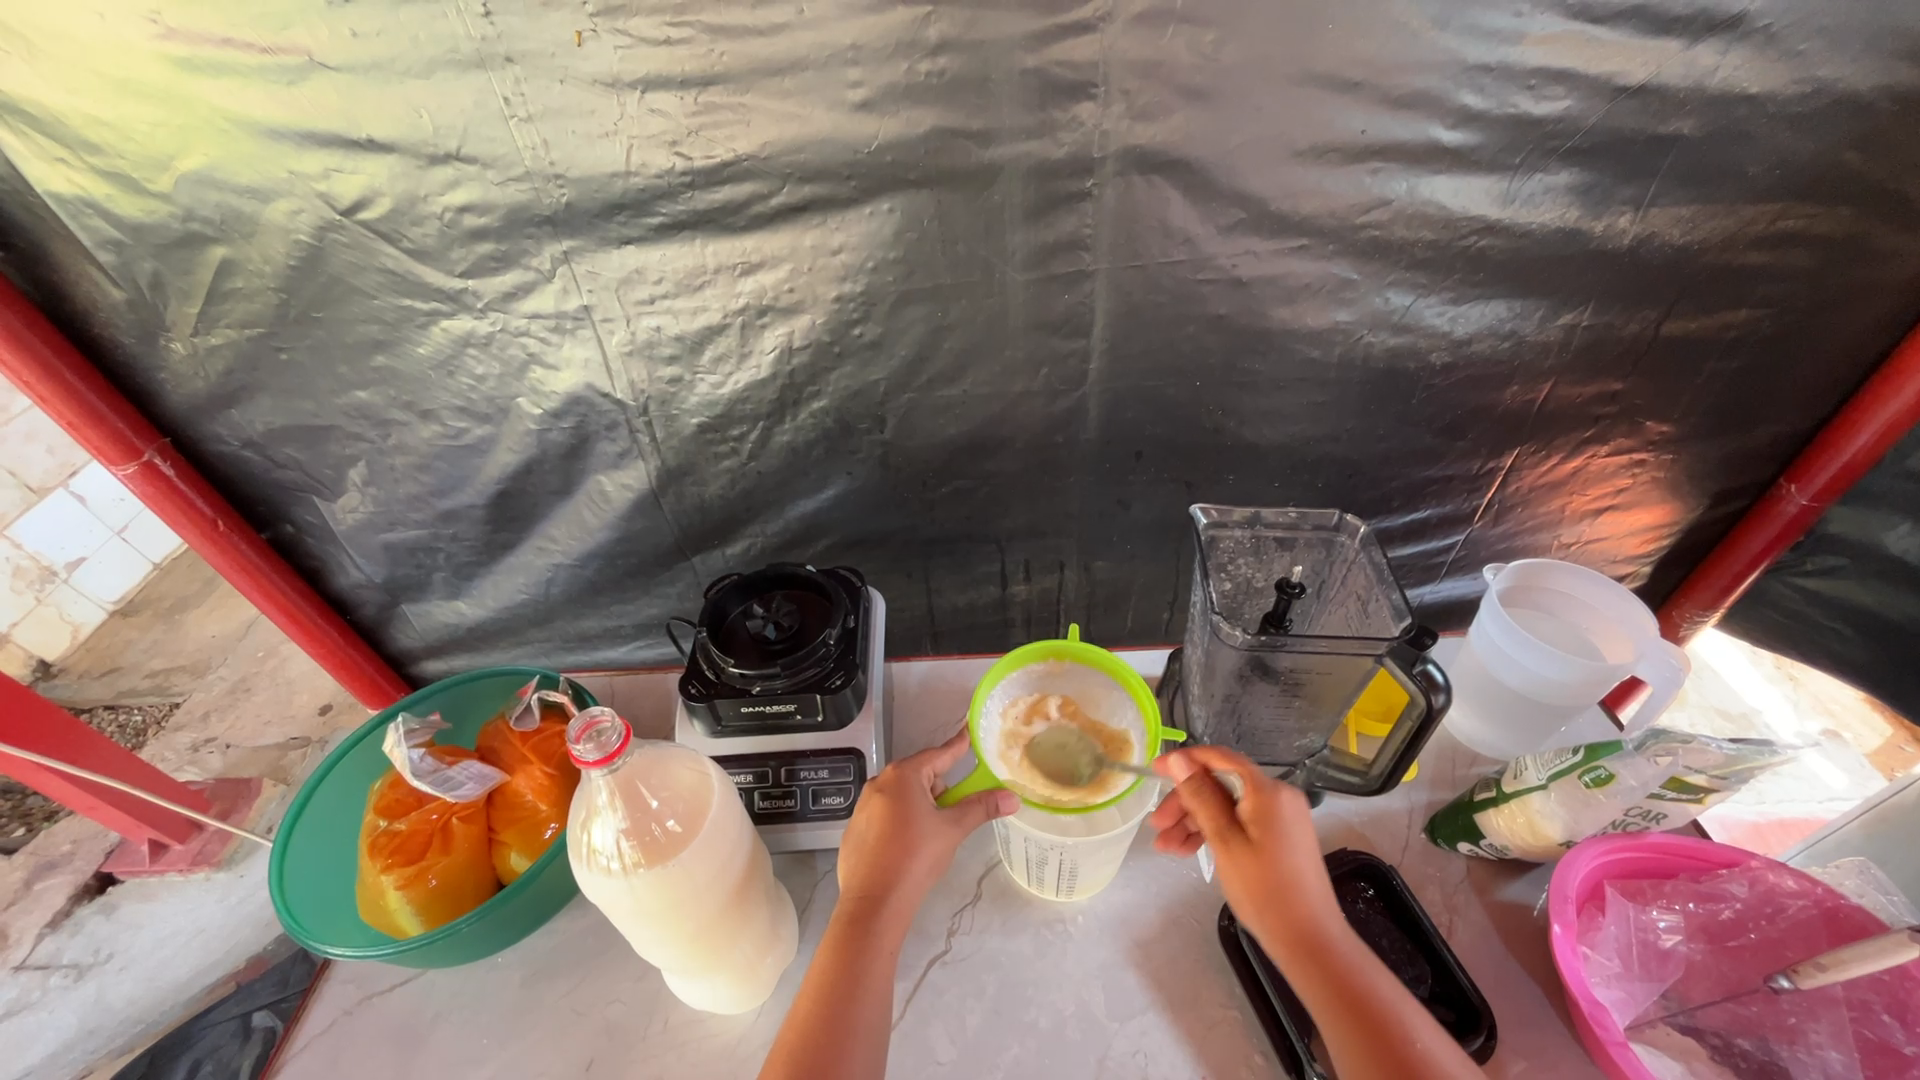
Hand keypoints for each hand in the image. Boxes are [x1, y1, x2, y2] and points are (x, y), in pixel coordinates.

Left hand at [836, 729, 1018, 927]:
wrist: (874, 902)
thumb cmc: (915, 857)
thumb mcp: (952, 830)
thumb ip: (981, 808)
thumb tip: (1012, 797)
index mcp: (904, 775)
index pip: (939, 754)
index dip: (957, 747)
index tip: (967, 733)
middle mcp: (879, 782)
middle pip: (920, 776)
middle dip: (938, 791)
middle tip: (949, 817)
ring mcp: (863, 805)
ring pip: (902, 796)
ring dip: (919, 806)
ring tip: (927, 838)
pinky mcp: (856, 827)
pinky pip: (885, 814)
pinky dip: (899, 822)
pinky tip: (905, 848)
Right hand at [1147, 746, 1342, 948]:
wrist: (1309, 941)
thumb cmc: (1264, 890)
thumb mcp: (1224, 840)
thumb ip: (1201, 796)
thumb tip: (1179, 760)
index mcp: (1267, 791)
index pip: (1220, 759)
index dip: (1185, 760)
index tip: (1154, 771)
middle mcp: (1277, 796)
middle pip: (1221, 785)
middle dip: (1185, 802)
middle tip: (1157, 826)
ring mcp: (1280, 817)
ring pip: (1227, 806)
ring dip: (1194, 822)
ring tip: (1167, 848)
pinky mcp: (1280, 836)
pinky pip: (1240, 822)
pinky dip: (1214, 833)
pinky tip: (1188, 851)